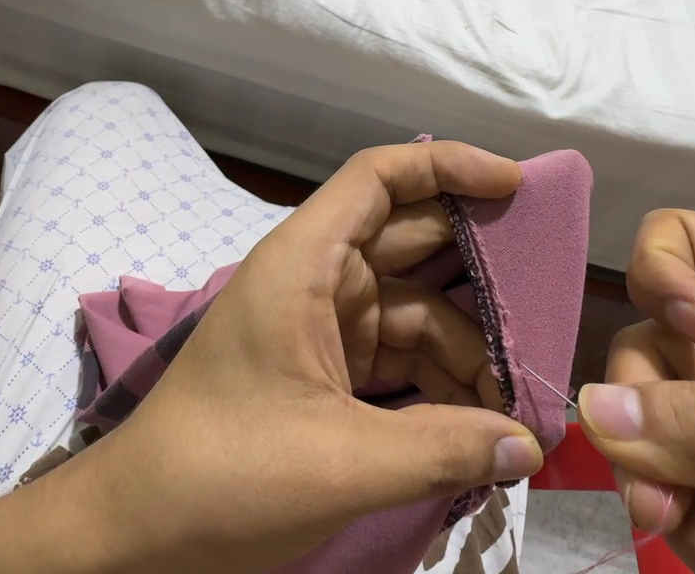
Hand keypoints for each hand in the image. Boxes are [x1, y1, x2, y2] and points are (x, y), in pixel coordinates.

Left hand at [0, 142, 542, 573]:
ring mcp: (324, 323)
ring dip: (468, 344)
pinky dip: (443, 381)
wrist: (140, 528)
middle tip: (554, 294)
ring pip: (415, 307)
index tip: (513, 185)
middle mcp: (318, 277)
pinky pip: (402, 355)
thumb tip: (531, 446)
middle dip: (480, 267)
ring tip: (525, 394)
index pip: (378, 177)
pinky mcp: (329, 369)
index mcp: (305, 261)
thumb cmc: (224, 471)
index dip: (446, 166)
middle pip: (410, 241)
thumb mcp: (340, 461)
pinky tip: (486, 421)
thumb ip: (444, 447)